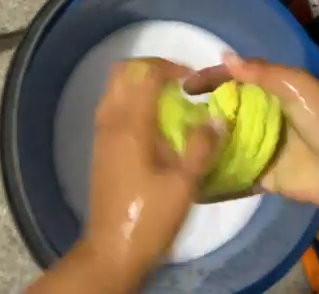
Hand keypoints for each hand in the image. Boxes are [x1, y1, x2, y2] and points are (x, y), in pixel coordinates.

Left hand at [77, 58, 220, 284]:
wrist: (111, 251)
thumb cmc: (149, 218)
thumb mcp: (184, 186)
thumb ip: (201, 148)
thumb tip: (218, 118)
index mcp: (131, 124)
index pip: (146, 72)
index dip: (171, 67)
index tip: (193, 80)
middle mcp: (112, 120)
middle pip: (125, 70)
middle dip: (153, 67)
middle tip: (179, 82)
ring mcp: (102, 132)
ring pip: (116, 85)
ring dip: (140, 81)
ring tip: (169, 99)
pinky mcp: (100, 145)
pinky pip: (113, 102)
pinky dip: (132, 97)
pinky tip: (154, 122)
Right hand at [186, 53, 318, 213]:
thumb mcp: (295, 85)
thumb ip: (260, 73)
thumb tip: (223, 57)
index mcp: (273, 88)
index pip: (235, 79)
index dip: (211, 78)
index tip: (183, 86)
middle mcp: (264, 115)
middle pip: (227, 111)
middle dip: (202, 112)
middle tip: (170, 118)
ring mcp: (263, 147)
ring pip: (227, 141)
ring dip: (206, 142)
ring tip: (172, 147)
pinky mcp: (264, 177)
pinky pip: (235, 174)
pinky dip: (216, 175)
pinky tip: (190, 178)